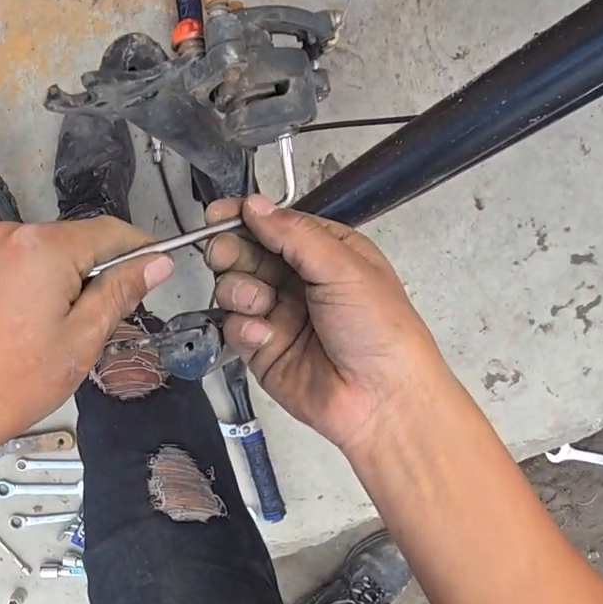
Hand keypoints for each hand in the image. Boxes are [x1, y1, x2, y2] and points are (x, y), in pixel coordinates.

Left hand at [0, 217, 172, 452]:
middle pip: (79, 239)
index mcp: (43, 247)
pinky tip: (41, 320)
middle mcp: (13, 233)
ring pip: (51, 251)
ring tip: (70, 328)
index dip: (141, 248)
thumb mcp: (82, 339)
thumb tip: (158, 262)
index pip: (109, 231)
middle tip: (109, 319)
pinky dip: (44, 281)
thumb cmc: (19, 381)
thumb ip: (121, 292)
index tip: (160, 271)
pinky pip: (24, 261)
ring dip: (72, 277)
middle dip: (102, 270)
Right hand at [205, 195, 451, 455]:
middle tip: (224, 253)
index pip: (275, 226)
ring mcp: (280, 316)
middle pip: (247, 254)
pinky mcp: (264, 350)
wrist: (380, 396)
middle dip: (232, 251)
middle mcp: (299, 283)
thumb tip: (257, 207)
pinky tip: (262, 334)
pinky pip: (234, 328)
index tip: (220, 215)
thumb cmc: (382, 331)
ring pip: (234, 290)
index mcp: (325, 253)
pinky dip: (242, 328)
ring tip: (258, 302)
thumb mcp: (343, 267)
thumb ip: (294, 234)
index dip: (245, 218)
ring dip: (239, 291)